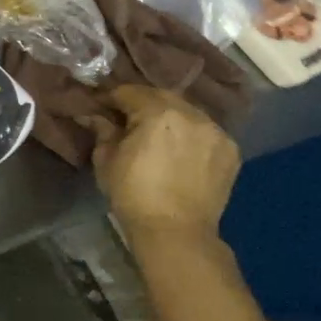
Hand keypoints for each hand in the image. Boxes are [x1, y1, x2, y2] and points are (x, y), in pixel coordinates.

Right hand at [92, 86, 241, 243]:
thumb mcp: (106, 158)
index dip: (109, 97)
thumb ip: (102, 130)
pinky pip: (204, 130)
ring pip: (186, 111)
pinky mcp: (230, 150)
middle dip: (140, 102)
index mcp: (158, 114)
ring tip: (152, 131)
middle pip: (161, 96)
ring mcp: (217, 133)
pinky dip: (188, 131)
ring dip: (167, 115)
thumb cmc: (131, 192)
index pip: (129, 91)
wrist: (175, 228)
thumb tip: (91, 115)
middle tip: (123, 116)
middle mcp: (193, 116)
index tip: (97, 106)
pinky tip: (176, 146)